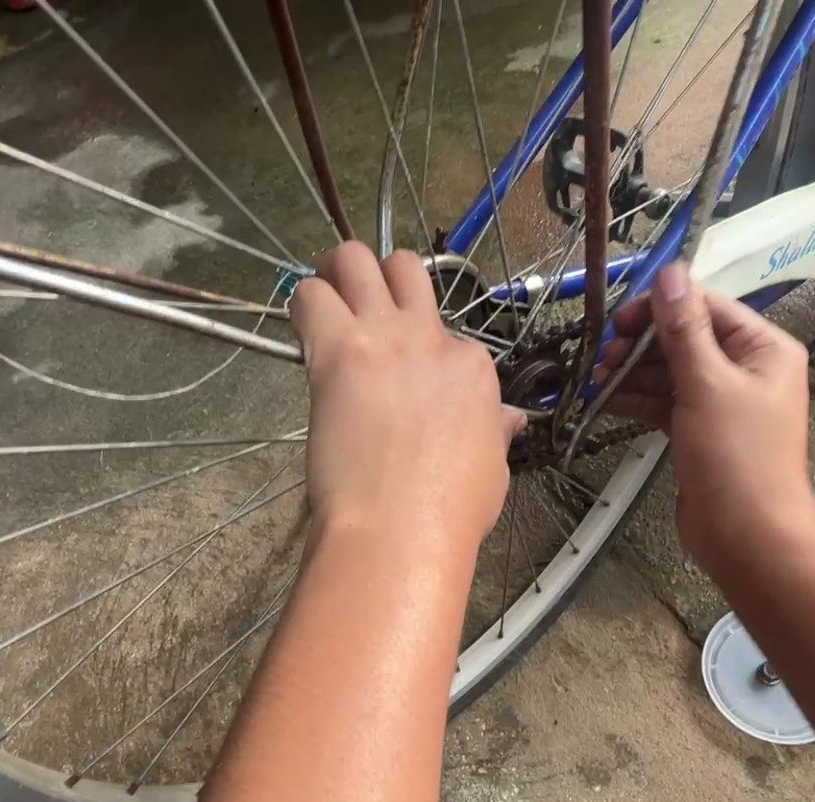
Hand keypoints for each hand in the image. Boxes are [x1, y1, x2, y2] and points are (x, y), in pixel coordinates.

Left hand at [290, 242, 525, 556]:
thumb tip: (512, 419)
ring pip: (353, 259)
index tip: (399, 382)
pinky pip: (310, 297)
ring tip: (321, 309)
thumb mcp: (493, 469)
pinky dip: (301, 308)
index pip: (446, 335)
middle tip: (355, 308)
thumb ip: (496, 433)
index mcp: (472, 368)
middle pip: (404, 268)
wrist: (402, 529)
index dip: (419, 354)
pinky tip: (301, 338)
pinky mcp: (338, 352)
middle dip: (377, 277)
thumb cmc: (451, 513)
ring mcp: (386, 339)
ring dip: (333, 276)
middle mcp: (432, 339)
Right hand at [595, 262, 814, 578]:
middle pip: (686, 338)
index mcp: (763, 349)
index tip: (620, 318)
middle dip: (642, 343)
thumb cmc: (737, 457)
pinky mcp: (699, 430)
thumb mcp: (708, 385)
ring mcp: (721, 402)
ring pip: (670, 371)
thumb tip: (671, 273)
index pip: (707, 307)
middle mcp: (745, 370)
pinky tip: (606, 397)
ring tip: (598, 377)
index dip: (662, 306)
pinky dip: (637, 398)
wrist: (746, 536)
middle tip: (605, 352)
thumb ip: (684, 330)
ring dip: (633, 371)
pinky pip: (665, 401)